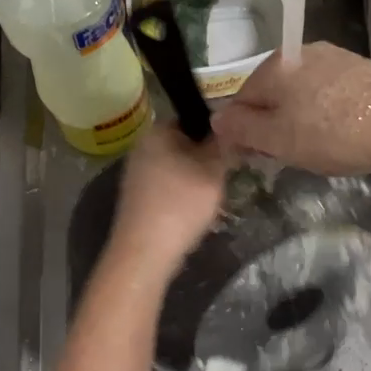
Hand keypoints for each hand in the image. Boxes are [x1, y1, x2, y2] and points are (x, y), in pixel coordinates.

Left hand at [107, 124, 229, 267]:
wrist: (145, 252)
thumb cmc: (182, 204)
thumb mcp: (214, 170)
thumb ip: (222, 144)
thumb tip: (226, 127)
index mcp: (157, 131)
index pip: (193, 118)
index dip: (216, 132)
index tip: (233, 150)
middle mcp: (142, 146)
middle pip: (185, 143)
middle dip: (207, 158)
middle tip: (226, 175)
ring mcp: (136, 173)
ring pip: (178, 166)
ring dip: (197, 178)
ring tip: (213, 196)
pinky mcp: (137, 197)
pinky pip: (168, 185)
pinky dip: (183, 194)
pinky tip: (195, 211)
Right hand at [212, 43, 370, 175]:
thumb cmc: (335, 134)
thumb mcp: (279, 140)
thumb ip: (243, 129)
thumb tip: (217, 120)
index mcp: (276, 65)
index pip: (242, 98)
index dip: (245, 132)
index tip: (260, 158)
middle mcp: (304, 52)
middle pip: (274, 93)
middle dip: (276, 125)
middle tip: (292, 156)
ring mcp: (338, 58)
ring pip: (304, 94)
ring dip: (304, 120)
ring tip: (321, 149)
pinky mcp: (365, 71)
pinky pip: (333, 95)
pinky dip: (331, 115)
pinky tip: (345, 135)